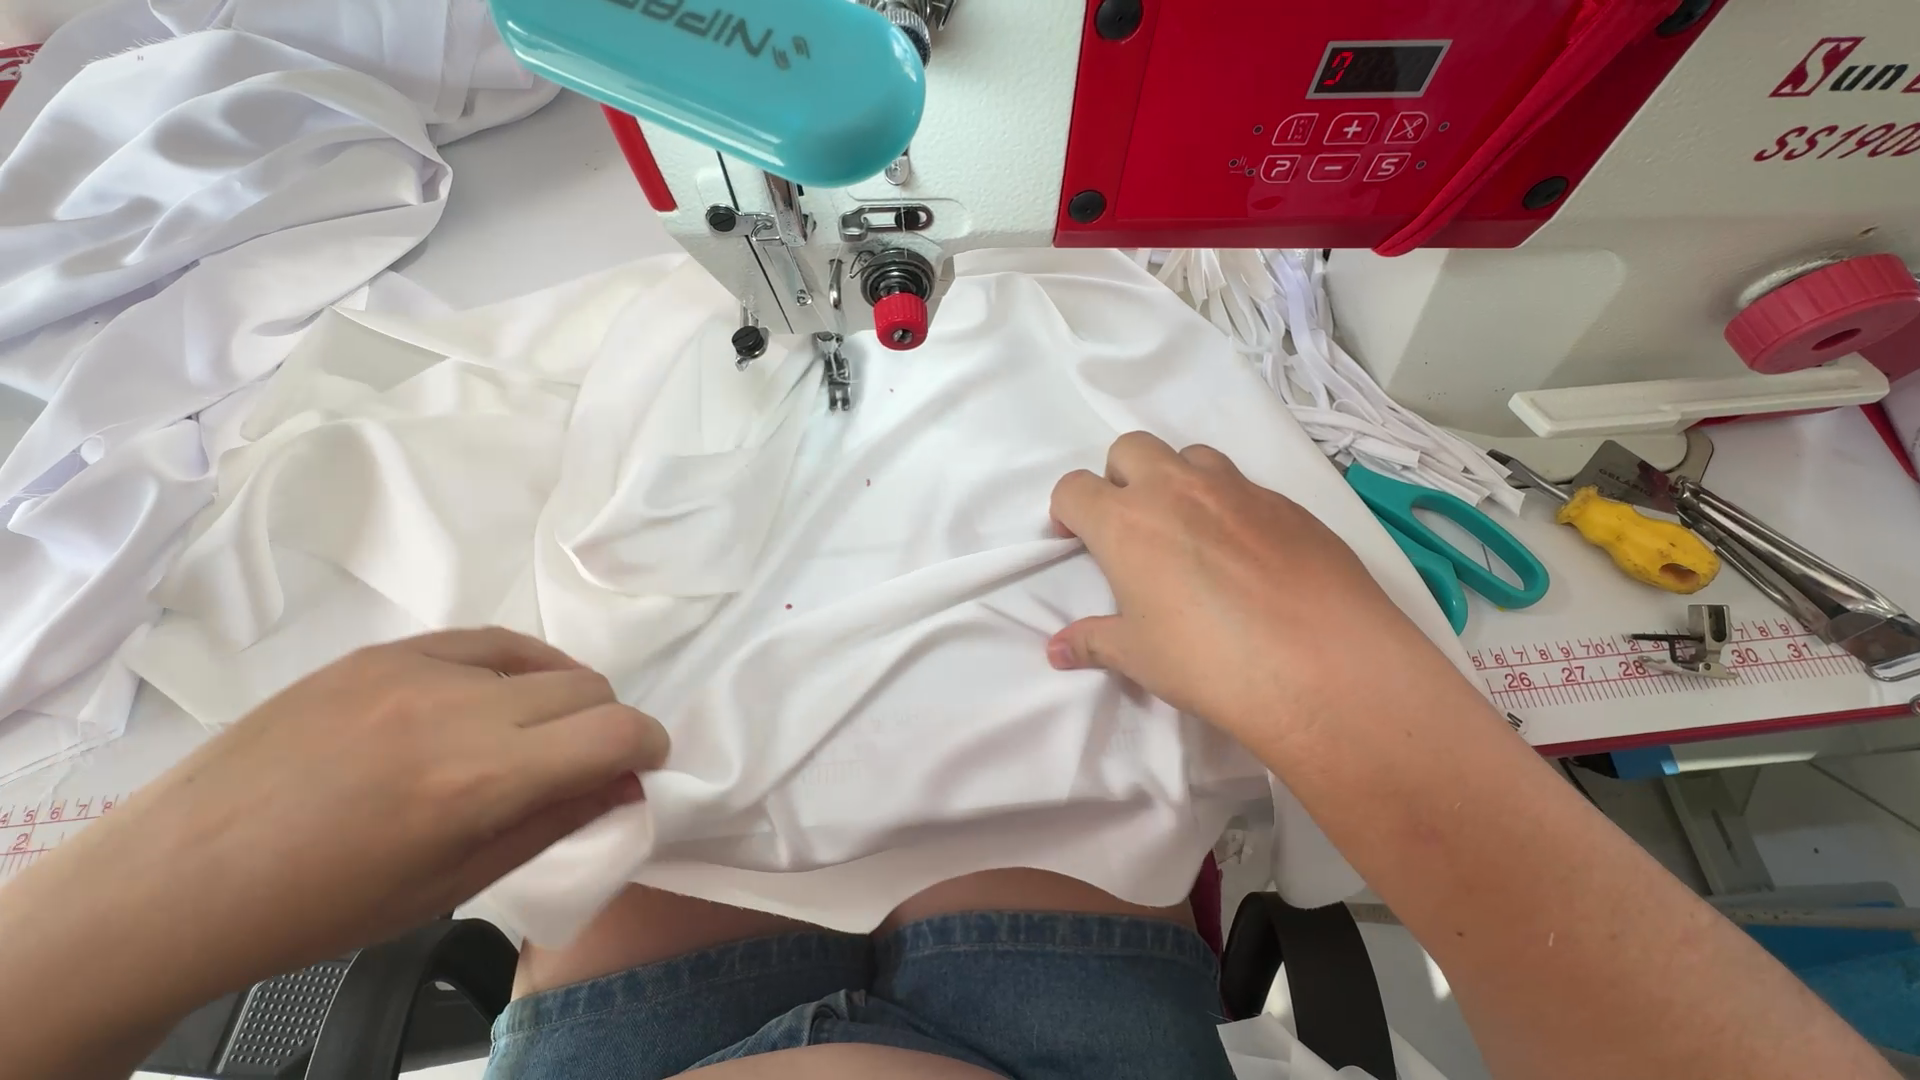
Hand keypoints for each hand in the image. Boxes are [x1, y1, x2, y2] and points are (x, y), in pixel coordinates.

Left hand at [1, 629, 667, 1027]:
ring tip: (535, 733)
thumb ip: (557, 820)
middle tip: (583, 762)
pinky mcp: (381, 652)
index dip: (649, 746)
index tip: (644, 764)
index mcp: (480, 781)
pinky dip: (517, 667)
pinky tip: (501, 696)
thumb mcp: (454, 884)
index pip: (616, 731)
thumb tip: (628, 782)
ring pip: (545, 660)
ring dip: (564, 697)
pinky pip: (486, 641)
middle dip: (606, 725)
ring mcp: (416, 669)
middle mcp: (458, 709)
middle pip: (589, 687)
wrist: (174, 881)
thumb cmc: (323, 906)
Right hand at [1047, 432, 1438, 745]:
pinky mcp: (1285, 502)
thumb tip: (1057, 649)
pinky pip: (1242, 485)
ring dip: (1175, 480)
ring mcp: (1235, 489)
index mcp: (1126, 522)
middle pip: (1128, 449)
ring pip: (1189, 455)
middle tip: (1130, 526)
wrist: (1323, 664)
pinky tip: (1245, 553)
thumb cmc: (1211, 662)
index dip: (1067, 510)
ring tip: (1188, 530)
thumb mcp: (1139, 656)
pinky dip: (1228, 504)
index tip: (1076, 538)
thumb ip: (1092, 641)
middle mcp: (1175, 489)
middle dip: (1118, 478)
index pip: (1074, 488)